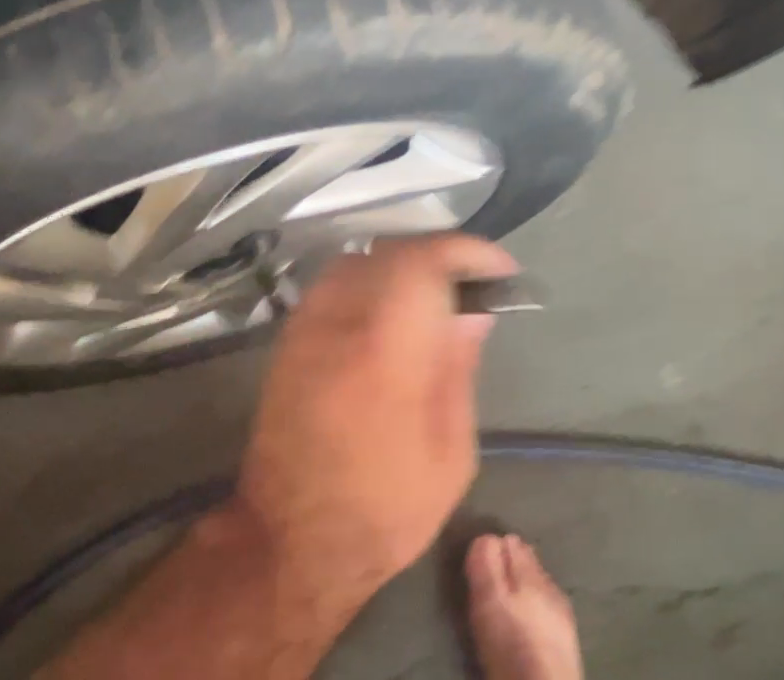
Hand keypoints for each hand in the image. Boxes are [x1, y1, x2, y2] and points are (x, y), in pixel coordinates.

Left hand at [234, 234, 517, 587]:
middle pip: (385, 251)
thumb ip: (456, 368)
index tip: (498, 269)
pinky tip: (386, 321)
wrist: (292, 535)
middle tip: (469, 285)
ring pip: (353, 264)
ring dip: (396, 268)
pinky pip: (329, 290)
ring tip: (429, 301)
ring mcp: (303, 329)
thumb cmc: (385, 507)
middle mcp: (336, 322)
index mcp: (385, 348)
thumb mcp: (449, 450)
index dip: (464, 250)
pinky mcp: (285, 343)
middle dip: (434, 256)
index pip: (421, 260)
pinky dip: (365, 286)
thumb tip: (471, 312)